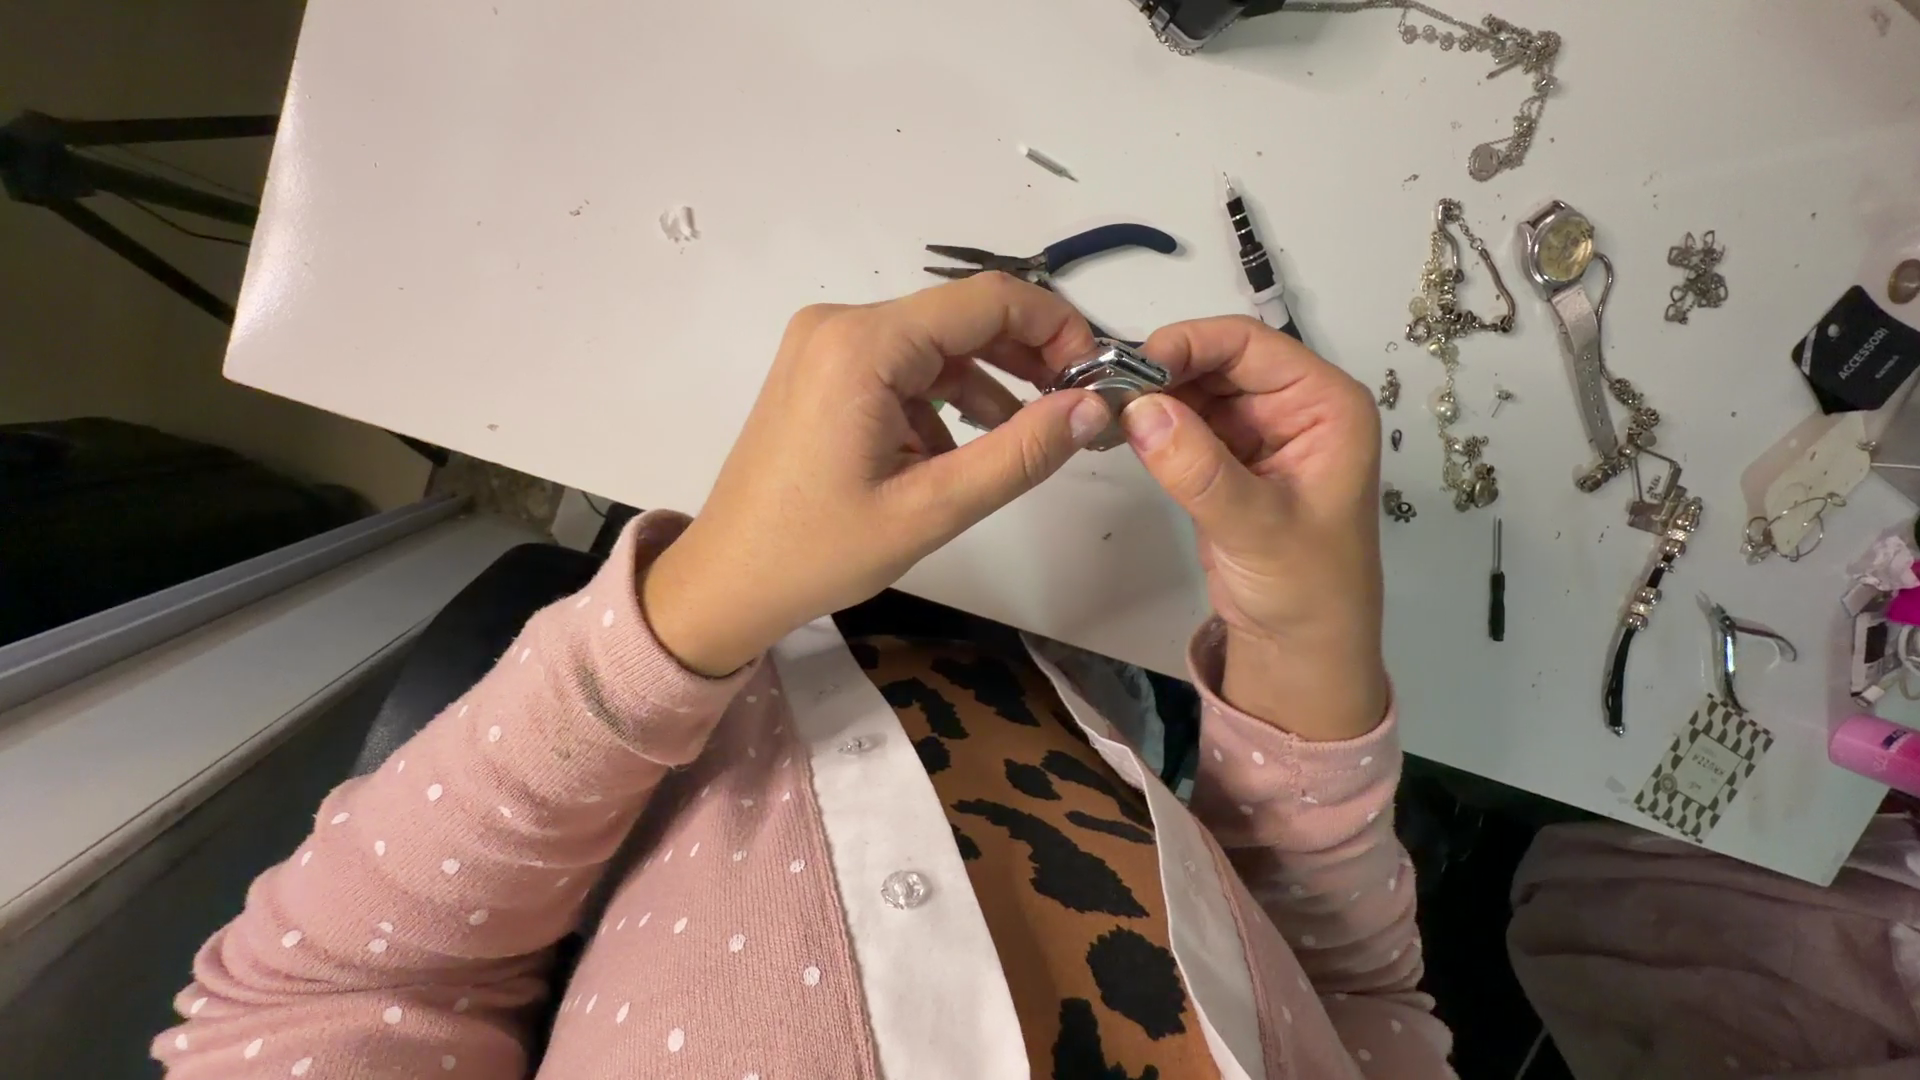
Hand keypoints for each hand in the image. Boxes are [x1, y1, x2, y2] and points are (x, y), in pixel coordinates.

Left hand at [643, 273, 1110, 675]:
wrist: (728, 580)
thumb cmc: (820, 552)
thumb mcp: (931, 509)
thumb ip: (1019, 454)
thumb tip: (1094, 407)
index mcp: (864, 345)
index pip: (988, 301)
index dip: (1056, 329)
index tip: (1095, 378)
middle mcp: (840, 324)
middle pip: (960, 319)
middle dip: (1025, 359)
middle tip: (1072, 411)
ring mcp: (825, 346)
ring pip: (933, 347)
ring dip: (984, 386)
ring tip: (1019, 440)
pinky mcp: (821, 372)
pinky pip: (901, 370)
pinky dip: (939, 402)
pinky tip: (952, 453)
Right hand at [1124, 316, 1387, 739]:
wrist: (1296, 646)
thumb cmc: (1303, 587)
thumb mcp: (1256, 526)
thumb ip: (1199, 468)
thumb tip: (1138, 408)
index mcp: (1323, 404)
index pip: (1250, 346)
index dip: (1190, 345)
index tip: (1129, 365)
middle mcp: (1291, 407)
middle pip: (1218, 363)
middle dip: (1163, 372)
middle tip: (1102, 388)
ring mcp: (1255, 434)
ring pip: (1194, 392)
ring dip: (1151, 397)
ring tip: (1101, 406)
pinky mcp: (1225, 462)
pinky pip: (1184, 426)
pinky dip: (1152, 425)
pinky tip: (1117, 430)